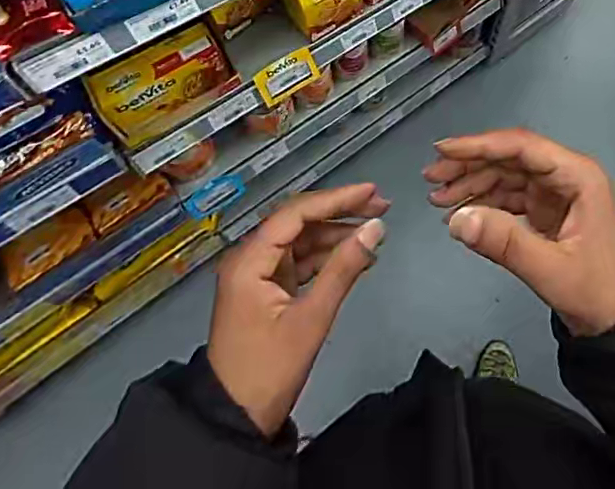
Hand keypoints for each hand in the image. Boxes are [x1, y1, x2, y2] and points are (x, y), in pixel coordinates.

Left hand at [208, 183, 389, 436]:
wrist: (234, 422)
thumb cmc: (268, 371)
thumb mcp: (311, 320)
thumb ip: (343, 269)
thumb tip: (375, 228)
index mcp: (249, 259)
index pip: (296, 213)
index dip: (336, 198)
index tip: (371, 192)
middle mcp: (250, 258)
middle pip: (299, 222)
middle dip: (340, 212)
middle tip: (380, 205)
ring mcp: (258, 274)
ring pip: (302, 240)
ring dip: (337, 235)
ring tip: (375, 232)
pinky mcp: (267, 289)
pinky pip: (300, 261)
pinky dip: (328, 258)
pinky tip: (356, 258)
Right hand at [423, 129, 614, 335]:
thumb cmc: (598, 293)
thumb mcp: (552, 271)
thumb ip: (505, 243)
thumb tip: (457, 219)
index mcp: (577, 176)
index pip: (522, 148)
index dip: (481, 145)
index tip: (445, 150)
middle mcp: (565, 175)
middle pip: (509, 158)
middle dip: (469, 164)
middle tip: (432, 177)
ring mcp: (555, 192)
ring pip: (505, 174)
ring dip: (471, 182)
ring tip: (437, 196)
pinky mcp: (546, 210)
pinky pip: (508, 195)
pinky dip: (482, 201)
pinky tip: (459, 211)